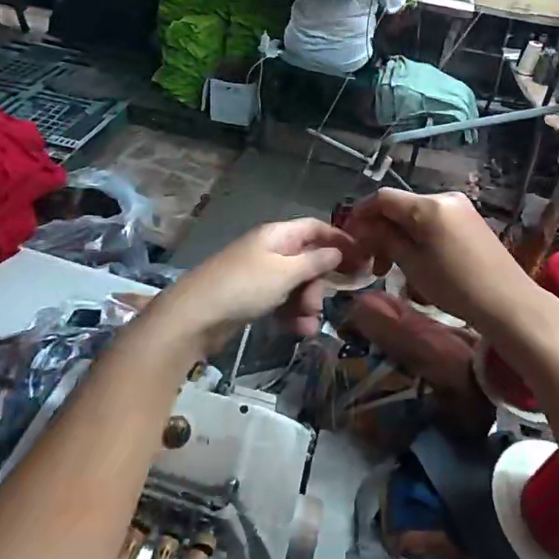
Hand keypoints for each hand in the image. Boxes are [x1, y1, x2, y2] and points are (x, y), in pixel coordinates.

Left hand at [150, 218, 350, 355]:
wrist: (195, 316)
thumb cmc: (244, 286)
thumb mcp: (285, 273)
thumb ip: (314, 262)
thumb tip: (337, 250)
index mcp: (277, 234)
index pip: (315, 228)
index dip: (339, 240)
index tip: (363, 258)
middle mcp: (270, 250)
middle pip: (308, 260)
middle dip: (318, 284)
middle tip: (318, 305)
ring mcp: (260, 274)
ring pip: (296, 284)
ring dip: (307, 304)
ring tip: (307, 324)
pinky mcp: (252, 297)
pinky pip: (282, 301)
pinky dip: (292, 314)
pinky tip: (297, 330)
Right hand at [343, 189, 547, 336]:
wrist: (508, 302)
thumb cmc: (455, 285)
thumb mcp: (412, 264)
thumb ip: (385, 239)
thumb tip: (364, 227)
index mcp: (427, 205)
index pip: (382, 198)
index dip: (361, 214)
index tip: (349, 236)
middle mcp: (444, 197)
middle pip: (400, 206)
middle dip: (380, 230)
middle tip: (371, 261)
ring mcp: (460, 207)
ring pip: (416, 215)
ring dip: (399, 236)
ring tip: (391, 267)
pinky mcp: (470, 219)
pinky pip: (433, 221)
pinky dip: (418, 237)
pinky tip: (416, 261)